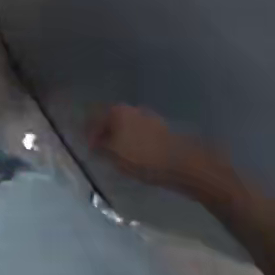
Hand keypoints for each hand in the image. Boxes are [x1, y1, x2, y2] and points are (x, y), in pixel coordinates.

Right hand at [87, 105, 231, 195]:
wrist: (184, 165)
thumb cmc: (144, 158)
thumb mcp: (115, 155)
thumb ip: (100, 147)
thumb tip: (94, 142)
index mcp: (116, 111)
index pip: (94, 119)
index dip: (89, 134)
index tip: (89, 149)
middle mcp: (130, 109)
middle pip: (111, 120)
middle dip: (105, 134)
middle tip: (103, 151)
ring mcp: (148, 118)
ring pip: (126, 127)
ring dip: (121, 138)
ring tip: (121, 156)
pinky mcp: (161, 129)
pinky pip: (140, 134)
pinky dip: (135, 142)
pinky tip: (138, 156)